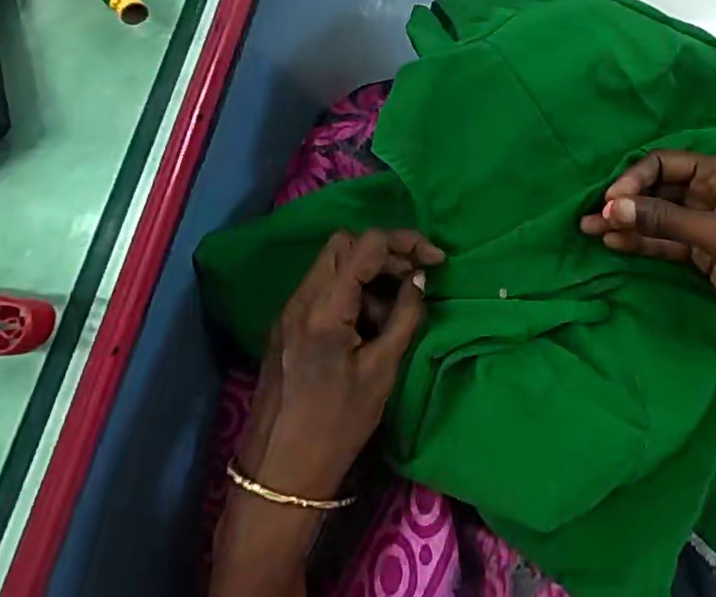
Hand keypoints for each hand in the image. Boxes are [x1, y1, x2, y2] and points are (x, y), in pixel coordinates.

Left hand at [238, 229, 444, 500]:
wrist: (279, 472)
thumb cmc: (336, 426)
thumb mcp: (381, 371)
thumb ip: (403, 317)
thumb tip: (418, 279)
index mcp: (325, 309)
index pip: (365, 245)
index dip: (406, 243)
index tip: (436, 260)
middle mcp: (301, 299)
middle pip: (344, 244)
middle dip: (385, 253)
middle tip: (414, 278)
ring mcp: (290, 310)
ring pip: (333, 265)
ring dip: (369, 275)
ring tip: (394, 314)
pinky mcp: (289, 325)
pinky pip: (324, 289)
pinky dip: (352, 293)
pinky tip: (370, 327)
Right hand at [579, 150, 715, 350]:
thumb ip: (665, 219)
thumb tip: (612, 206)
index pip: (665, 165)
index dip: (635, 178)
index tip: (612, 200)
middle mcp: (708, 193)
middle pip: (657, 190)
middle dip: (625, 202)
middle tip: (592, 217)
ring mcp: (703, 224)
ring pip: (656, 217)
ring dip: (626, 223)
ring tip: (590, 230)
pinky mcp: (701, 253)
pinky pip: (663, 241)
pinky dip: (640, 242)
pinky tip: (614, 243)